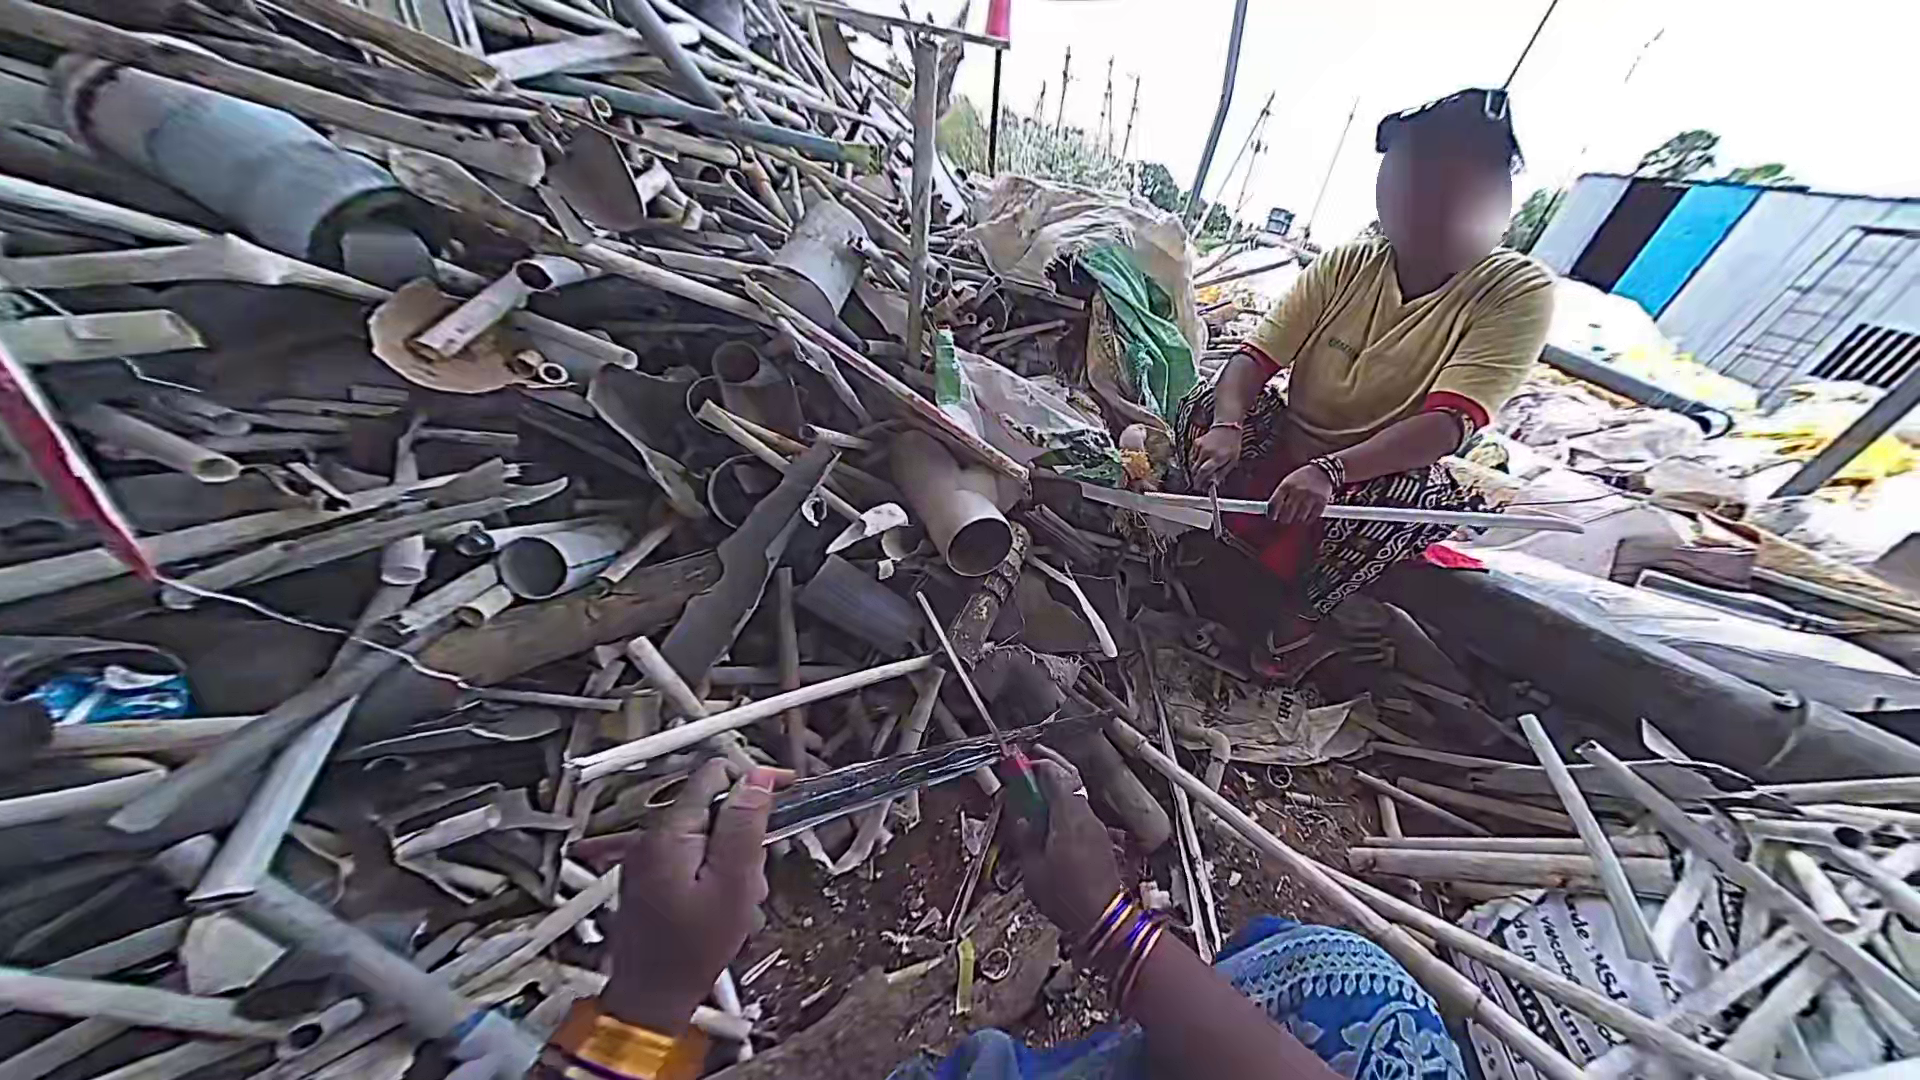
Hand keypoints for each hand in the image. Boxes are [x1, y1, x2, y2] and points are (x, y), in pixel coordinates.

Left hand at [598, 760, 785, 1032]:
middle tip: (759, 864)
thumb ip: (745, 824)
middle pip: (715, 801)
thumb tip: (758, 777)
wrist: (651, 1002)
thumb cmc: (692, 948)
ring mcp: (651, 856)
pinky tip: (727, 897)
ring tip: (743, 890)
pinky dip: (719, 865)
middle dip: (745, 825)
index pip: (717, 772)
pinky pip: (697, 850)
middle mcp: (654, 835)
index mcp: (671, 830)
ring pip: (710, 828)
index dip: (755, 777)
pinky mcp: (655, 874)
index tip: (785, 790)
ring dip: (735, 850)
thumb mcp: (732, 881)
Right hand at [1008, 759, 1122, 940]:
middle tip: (1031, 763)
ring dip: (1056, 788)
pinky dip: (1065, 806)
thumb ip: (1024, 836)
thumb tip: (1019, 816)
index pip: (1054, 775)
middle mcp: (1085, 815)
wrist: (1104, 921)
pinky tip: (1052, 818)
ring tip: (1036, 794)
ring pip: (1074, 794)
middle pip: (1068, 778)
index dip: (1035, 765)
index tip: (1020, 764)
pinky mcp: (1100, 838)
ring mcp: (1096, 826)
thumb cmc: (1067, 897)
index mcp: (1068, 816)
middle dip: (1049, 767)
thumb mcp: (1033, 868)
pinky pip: (1080, 811)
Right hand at [1189, 425, 1243, 488]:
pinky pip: (1194, 455)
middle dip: (1197, 477)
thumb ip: (1223, 472)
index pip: (1204, 472)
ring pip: (1194, 463)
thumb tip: (1214, 483)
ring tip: (1206, 465)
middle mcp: (1207, 452)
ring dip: (1198, 467)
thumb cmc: (1232, 444)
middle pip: (1196, 469)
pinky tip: (1205, 456)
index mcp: (1218, 457)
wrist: (1227, 427)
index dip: (1199, 481)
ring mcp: (1200, 447)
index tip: (1198, 487)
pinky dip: (1197, 458)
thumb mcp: (1233, 460)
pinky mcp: (1196, 443)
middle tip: (1199, 482)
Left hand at [1267, 464, 1332, 523]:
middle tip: (1283, 519)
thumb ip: (1279, 495)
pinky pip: (1311, 518)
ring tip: (1295, 516)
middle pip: (1286, 513)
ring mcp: (1310, 497)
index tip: (1272, 517)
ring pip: (1299, 517)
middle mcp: (1298, 491)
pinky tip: (1305, 516)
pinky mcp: (1322, 502)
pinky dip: (1307, 520)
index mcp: (1286, 486)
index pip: (1274, 504)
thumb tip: (1270, 512)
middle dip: (1283, 519)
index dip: (1272, 513)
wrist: (1323, 471)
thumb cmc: (1301, 479)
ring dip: (1295, 519)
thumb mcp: (1287, 482)